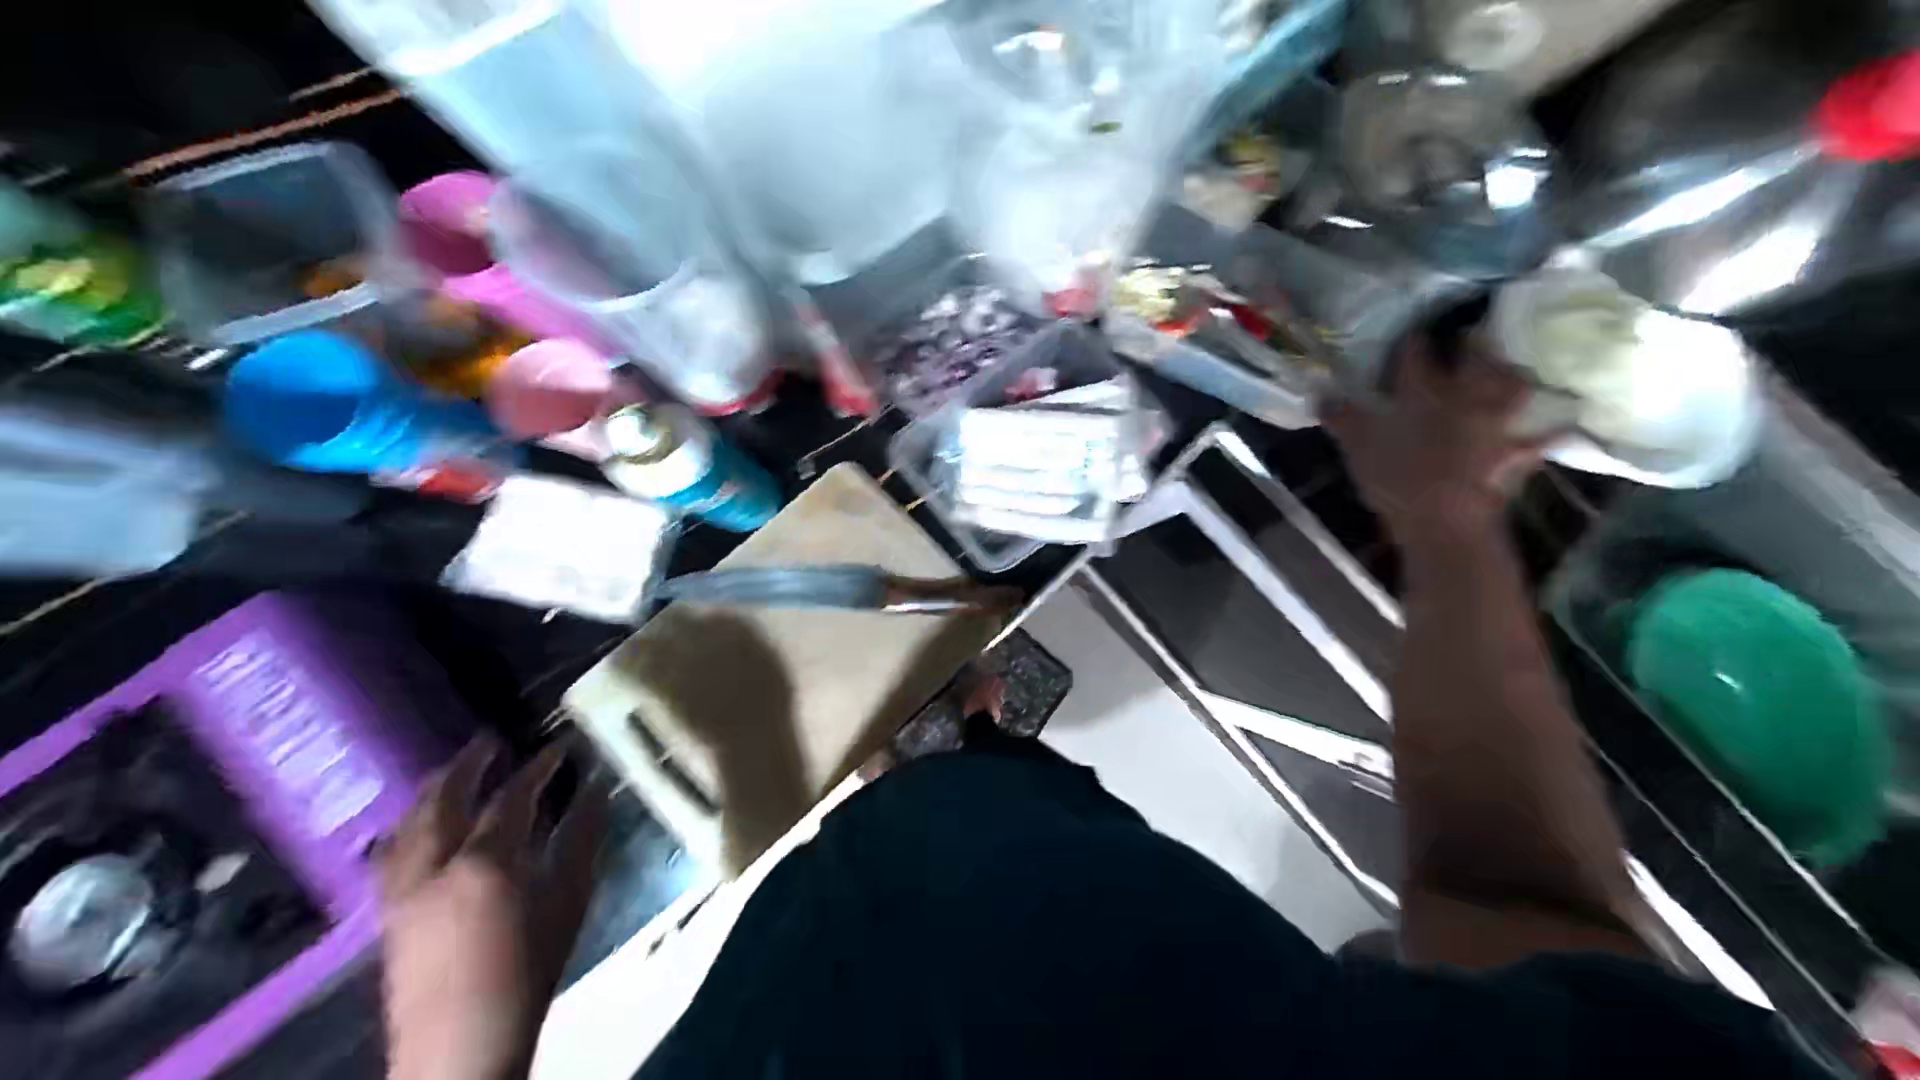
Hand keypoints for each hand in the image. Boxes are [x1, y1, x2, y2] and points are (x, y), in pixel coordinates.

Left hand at [377, 736, 610, 1079]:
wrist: (463, 1043)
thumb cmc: (531, 966)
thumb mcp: (570, 898)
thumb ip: (582, 838)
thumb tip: (596, 789)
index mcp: (485, 862)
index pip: (512, 796)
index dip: (538, 767)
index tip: (558, 745)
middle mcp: (433, 867)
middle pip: (443, 800)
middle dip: (466, 764)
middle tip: (488, 740)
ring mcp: (402, 891)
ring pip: (408, 824)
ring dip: (432, 791)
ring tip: (451, 773)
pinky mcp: (387, 916)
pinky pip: (391, 853)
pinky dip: (409, 825)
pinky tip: (420, 825)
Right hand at [1322, 335, 1547, 544]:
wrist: (1444, 518)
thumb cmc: (1396, 477)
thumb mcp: (1356, 446)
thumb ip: (1341, 417)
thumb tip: (1321, 393)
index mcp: (1422, 393)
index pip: (1415, 355)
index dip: (1412, 340)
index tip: (1411, 330)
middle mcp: (1465, 398)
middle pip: (1477, 360)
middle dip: (1475, 344)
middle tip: (1473, 334)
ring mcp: (1497, 424)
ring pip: (1515, 388)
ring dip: (1515, 377)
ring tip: (1513, 371)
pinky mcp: (1517, 453)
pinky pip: (1542, 439)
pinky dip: (1552, 432)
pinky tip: (1561, 427)